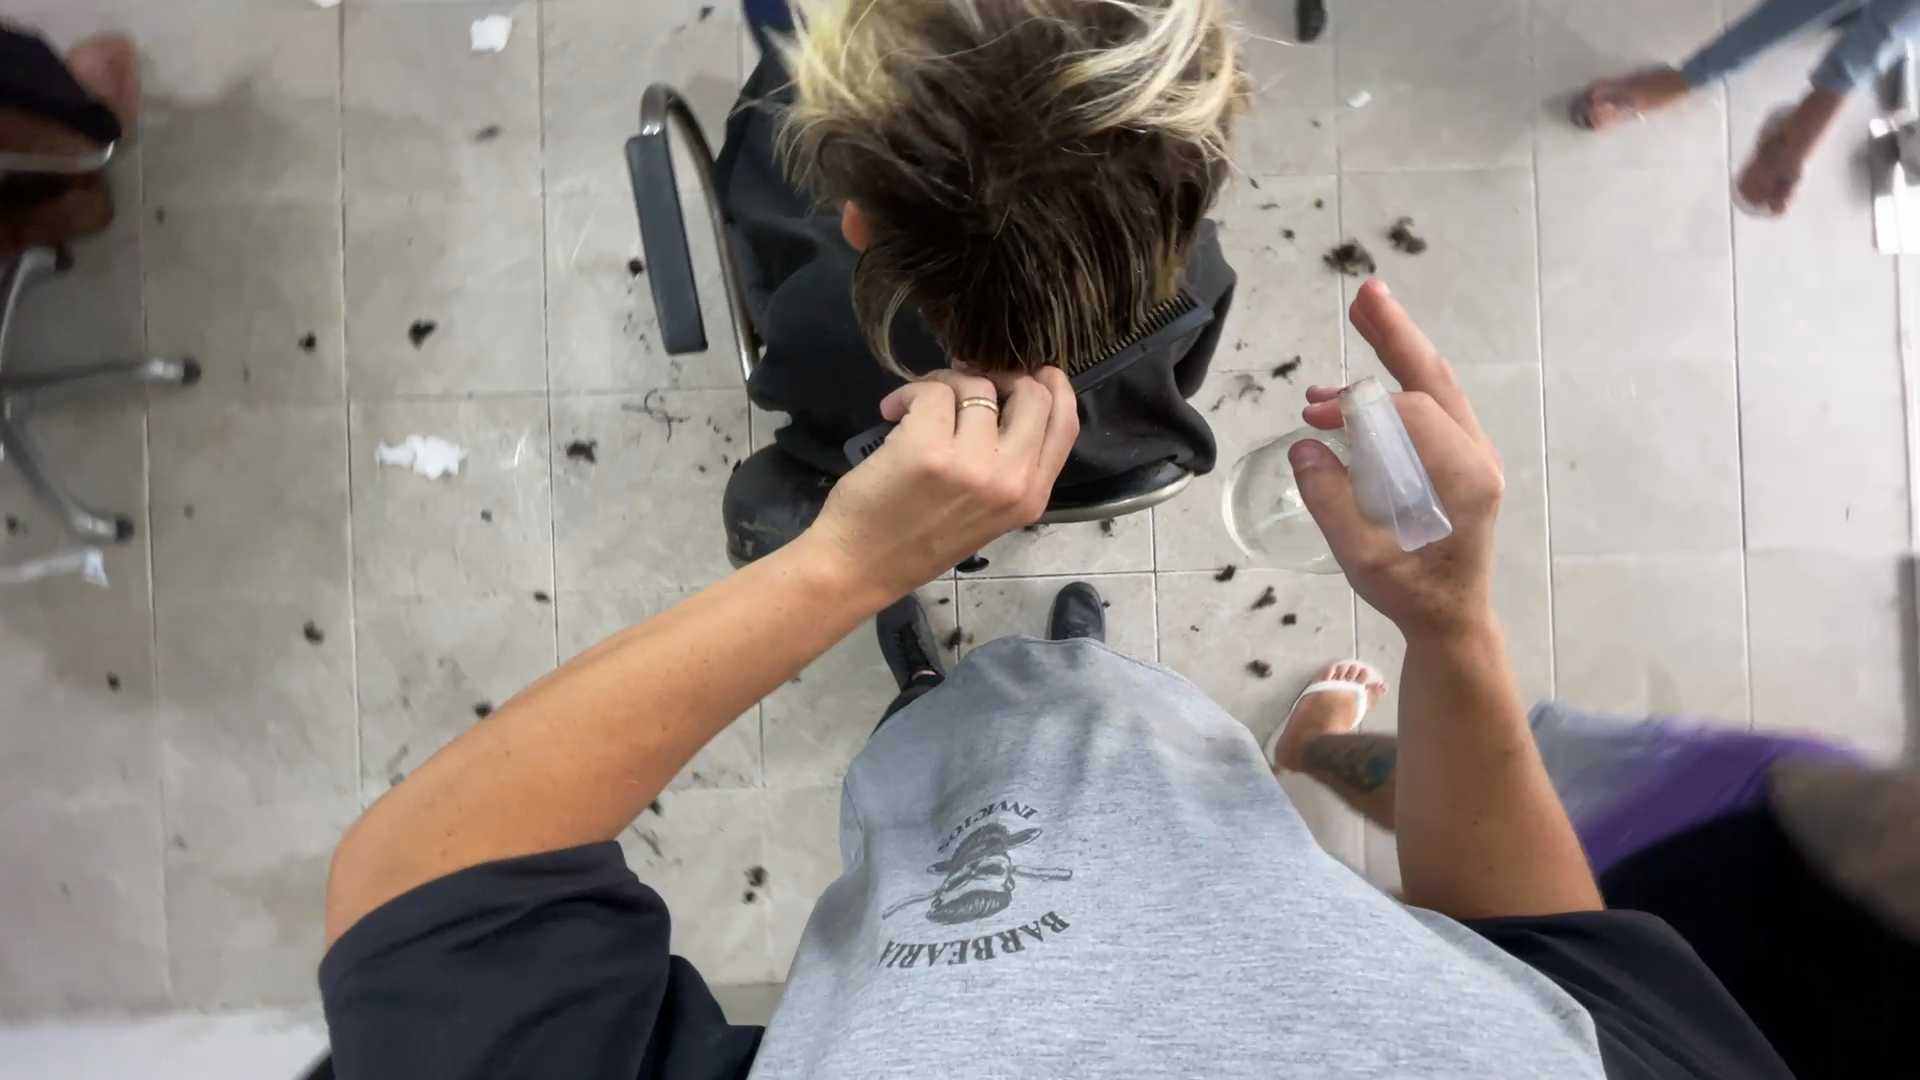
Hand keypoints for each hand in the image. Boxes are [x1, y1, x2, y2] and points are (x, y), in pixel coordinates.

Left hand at [799, 366, 1079, 599]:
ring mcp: (971, 465)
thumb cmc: (919, 541)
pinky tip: (892, 412)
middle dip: (999, 377)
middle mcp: (1010, 481)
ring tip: (915, 407)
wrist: (863, 566)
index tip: (1030, 372)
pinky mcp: (928, 450)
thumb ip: (1010, 466)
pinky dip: (910, 392)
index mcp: (1030, 498)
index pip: (1065, 425)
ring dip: (944, 384)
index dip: (1054, 387)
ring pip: (977, 387)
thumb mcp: (987, 514)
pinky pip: (934, 391)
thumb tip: (1005, 401)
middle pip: (1032, 395)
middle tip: (964, 386)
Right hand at [1290, 280, 1502, 638]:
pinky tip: (1354, 399)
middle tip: (1366, 293)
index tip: (1312, 415)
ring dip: (1394, 358)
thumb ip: (1332, 502)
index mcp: (1462, 477)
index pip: (1410, 413)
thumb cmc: (1410, 592)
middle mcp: (1475, 456)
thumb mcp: (1362, 558)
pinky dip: (1392, 391)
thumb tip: (1304, 445)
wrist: (1449, 618)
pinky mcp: (1456, 463)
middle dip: (1398, 334)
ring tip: (1354, 330)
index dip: (1359, 403)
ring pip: (1433, 390)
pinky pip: (1425, 412)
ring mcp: (1470, 457)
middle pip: (1434, 380)